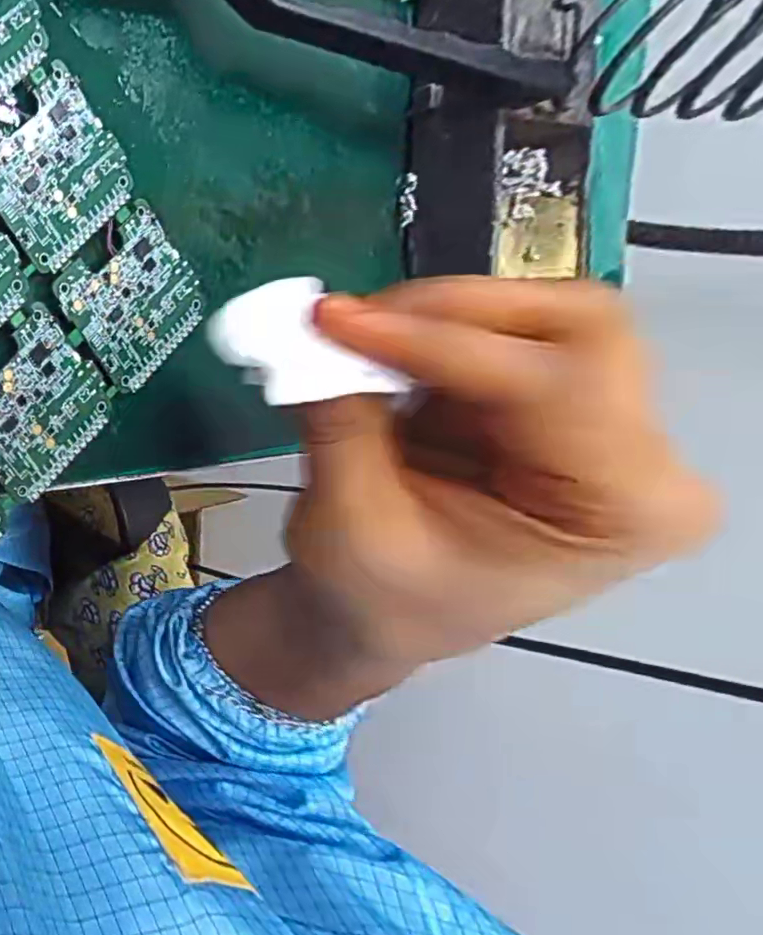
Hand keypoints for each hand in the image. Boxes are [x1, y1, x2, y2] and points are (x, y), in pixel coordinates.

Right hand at [209, 277, 719, 718]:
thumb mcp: (350, 523)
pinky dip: (408, 339)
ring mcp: (576, 428)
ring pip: (531, 326)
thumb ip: (340, 430)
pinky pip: (476, 348)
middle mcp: (624, 455)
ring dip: (427, 319)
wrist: (367, 624)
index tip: (334, 320)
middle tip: (349, 317)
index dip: (436, 342)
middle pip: (574, 331)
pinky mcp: (516, 414)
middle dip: (451, 311)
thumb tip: (310, 348)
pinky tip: (356, 351)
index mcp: (616, 506)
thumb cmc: (371, 600)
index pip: (550, 383)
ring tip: (342, 335)